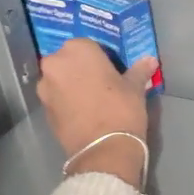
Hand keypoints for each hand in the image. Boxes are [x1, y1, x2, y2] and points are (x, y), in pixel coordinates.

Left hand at [35, 38, 158, 186]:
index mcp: (77, 50)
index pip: (90, 45)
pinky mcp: (43, 109)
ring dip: (73, 85)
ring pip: (61, 79)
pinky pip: (57, 98)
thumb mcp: (135, 88)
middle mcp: (55, 63)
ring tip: (93, 101)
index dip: (103, 58)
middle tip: (103, 84)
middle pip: (70, 61)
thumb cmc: (121, 109)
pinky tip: (84, 113)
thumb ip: (139, 71)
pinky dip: (67, 102)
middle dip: (83, 69)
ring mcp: (45, 87)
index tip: (113, 71)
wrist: (103, 149)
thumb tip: (150, 60)